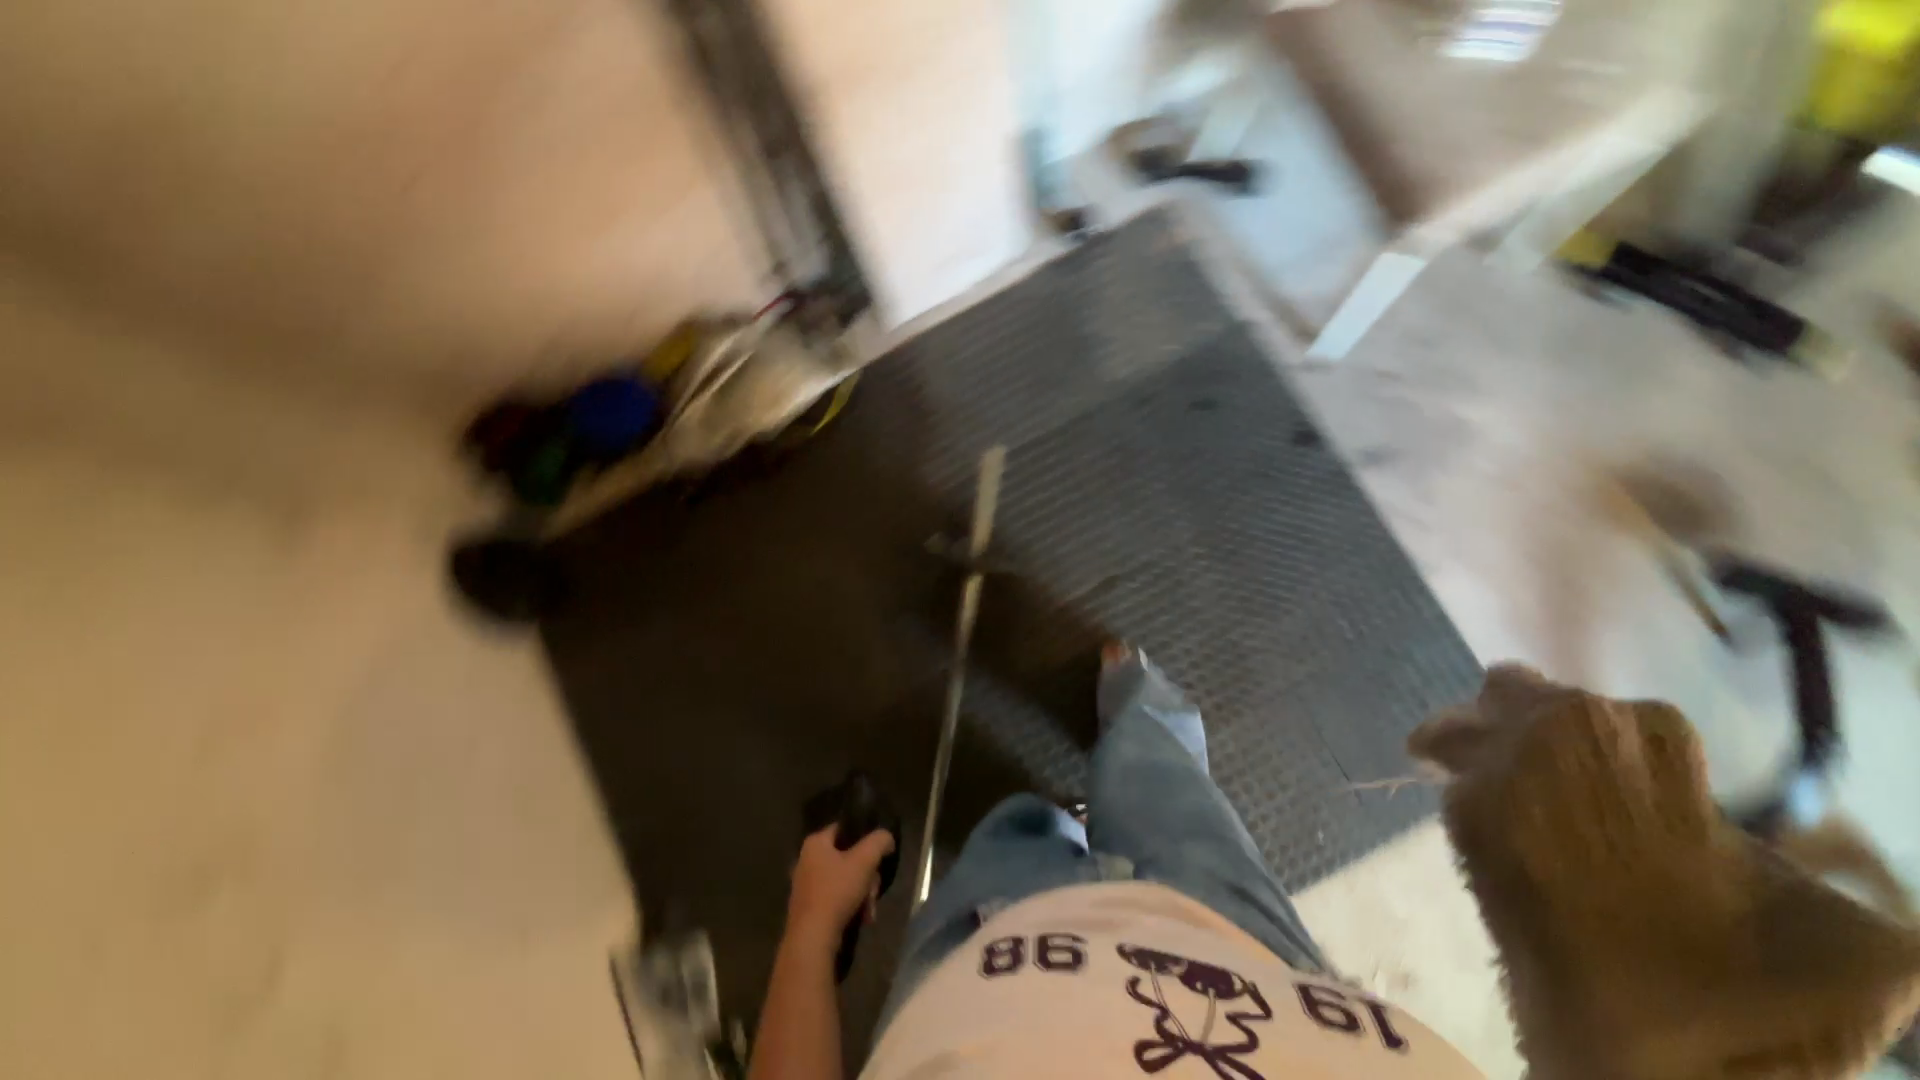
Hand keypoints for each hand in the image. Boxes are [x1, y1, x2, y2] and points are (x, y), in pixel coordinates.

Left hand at [784, 826, 894, 951]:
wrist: (812, 936)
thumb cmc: (836, 891)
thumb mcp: (864, 860)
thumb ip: (879, 841)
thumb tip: (887, 838)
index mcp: (815, 843)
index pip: (844, 828)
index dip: (864, 837)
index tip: (879, 853)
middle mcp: (807, 860)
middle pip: (848, 858)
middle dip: (867, 875)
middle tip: (874, 888)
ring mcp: (807, 885)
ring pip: (845, 880)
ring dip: (863, 893)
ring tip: (869, 909)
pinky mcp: (809, 907)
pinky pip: (837, 898)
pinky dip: (851, 906)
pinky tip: (862, 918)